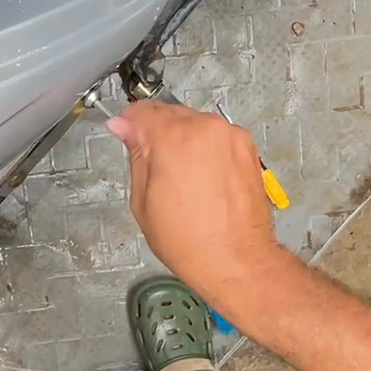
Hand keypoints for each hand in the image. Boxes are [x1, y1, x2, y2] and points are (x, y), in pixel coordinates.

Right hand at [105, 100, 294, 298]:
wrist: (234, 258)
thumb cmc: (189, 240)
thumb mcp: (142, 199)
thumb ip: (135, 154)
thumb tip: (124, 127)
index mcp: (174, 138)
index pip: (142, 112)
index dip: (128, 123)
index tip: (123, 133)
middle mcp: (206, 129)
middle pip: (169, 114)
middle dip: (156, 133)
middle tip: (151, 166)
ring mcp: (230, 136)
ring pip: (194, 124)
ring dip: (182, 140)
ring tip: (179, 178)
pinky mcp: (247, 148)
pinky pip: (215, 136)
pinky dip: (204, 149)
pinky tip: (199, 179)